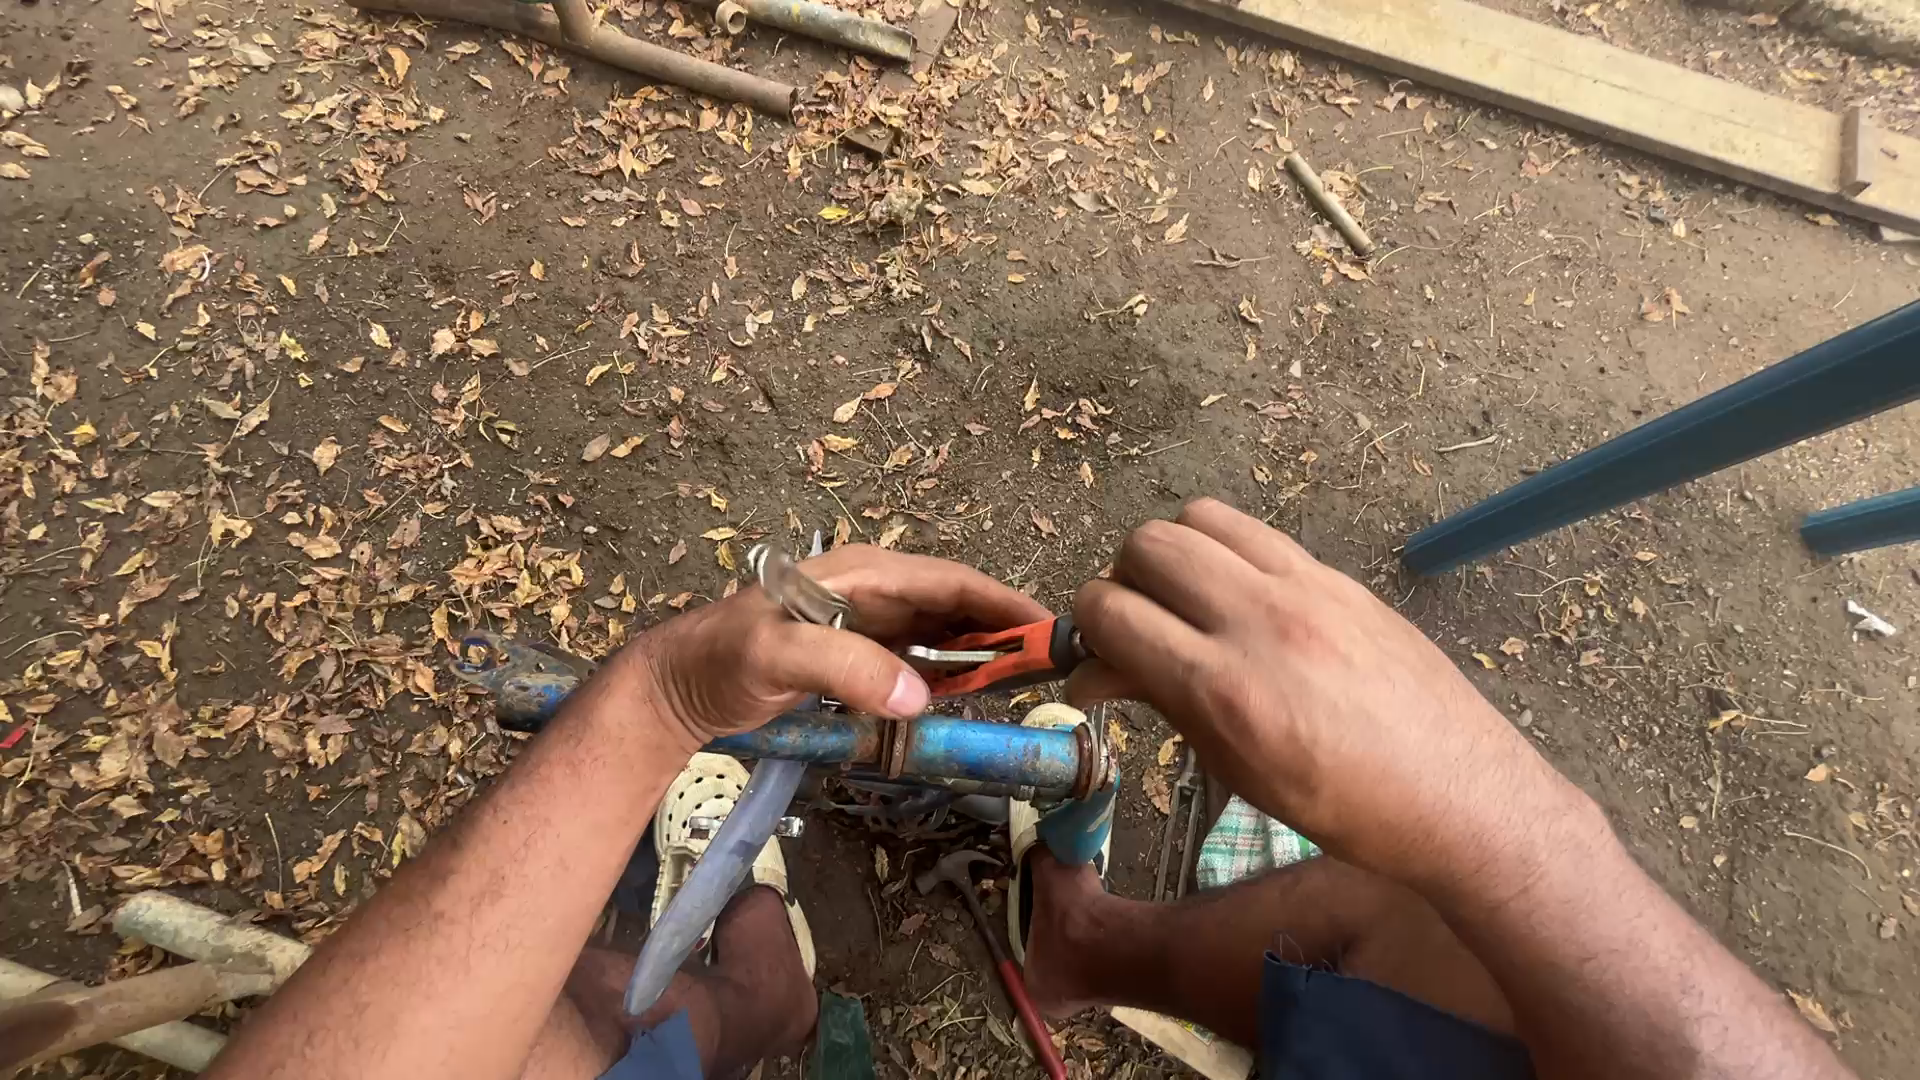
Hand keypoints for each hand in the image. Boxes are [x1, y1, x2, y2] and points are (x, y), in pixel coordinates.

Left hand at [609, 544, 1050, 749]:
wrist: (678, 687)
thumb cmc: (724, 658)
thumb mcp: (776, 657)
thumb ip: (846, 669)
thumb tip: (921, 697)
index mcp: (864, 574)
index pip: (949, 581)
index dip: (1001, 601)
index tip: (1047, 628)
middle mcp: (873, 591)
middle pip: (952, 606)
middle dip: (998, 631)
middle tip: (1041, 669)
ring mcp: (866, 622)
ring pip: (939, 633)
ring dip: (976, 655)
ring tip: (1014, 685)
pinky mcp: (857, 652)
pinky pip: (916, 659)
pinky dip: (944, 675)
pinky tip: (960, 696)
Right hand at [1067, 499, 1595, 889]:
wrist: (1462, 795)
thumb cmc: (1338, 806)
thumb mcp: (1233, 767)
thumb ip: (1159, 699)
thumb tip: (1096, 670)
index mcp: (1223, 688)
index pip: (1110, 612)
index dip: (1083, 632)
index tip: (1095, 663)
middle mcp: (1258, 620)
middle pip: (1144, 546)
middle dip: (1120, 582)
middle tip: (1139, 626)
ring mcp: (1302, 586)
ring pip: (1194, 517)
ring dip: (1169, 554)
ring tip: (1185, 599)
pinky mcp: (1333, 573)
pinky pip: (1250, 529)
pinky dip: (1220, 549)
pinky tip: (1235, 592)